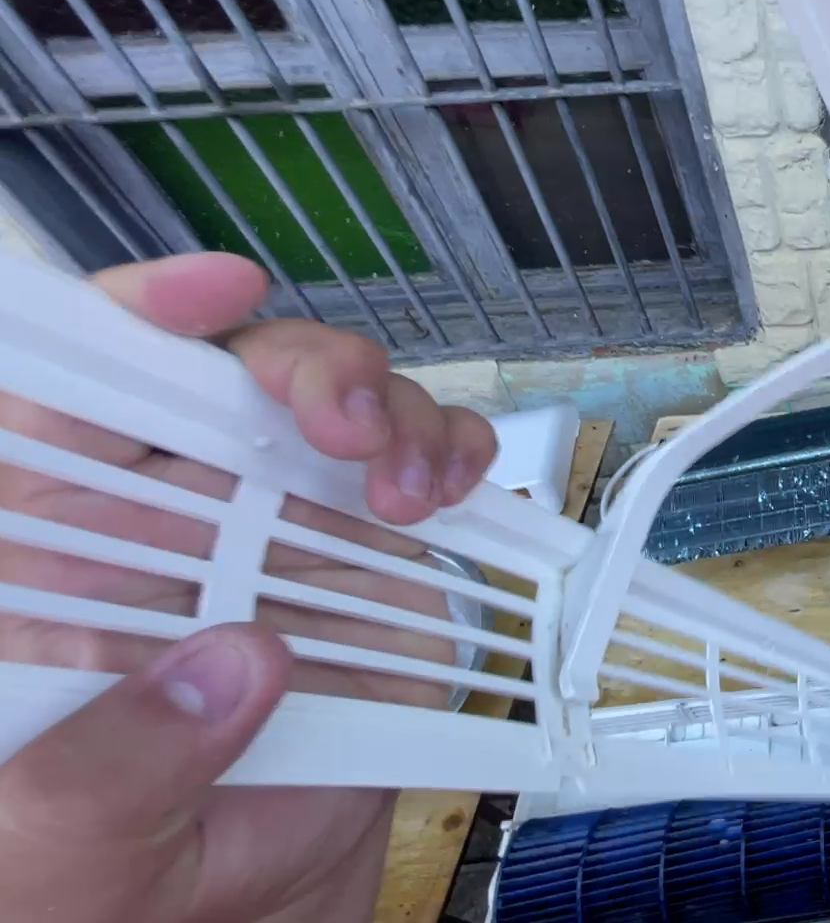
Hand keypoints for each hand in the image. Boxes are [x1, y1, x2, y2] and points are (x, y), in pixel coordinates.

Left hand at [0, 253, 498, 922]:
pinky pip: (439, 466)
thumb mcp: (41, 864)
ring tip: (414, 489)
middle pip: (242, 378)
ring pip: (358, 406)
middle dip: (310, 372)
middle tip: (348, 431)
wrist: (245, 917)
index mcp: (58, 557)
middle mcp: (185, 515)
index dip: (135, 326)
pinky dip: (461, 455)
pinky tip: (455, 492)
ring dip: (403, 417)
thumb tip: (237, 656)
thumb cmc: (100, 896)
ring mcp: (302, 528)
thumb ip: (95, 772)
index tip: (219, 295)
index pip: (68, 401)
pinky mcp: (394, 555)